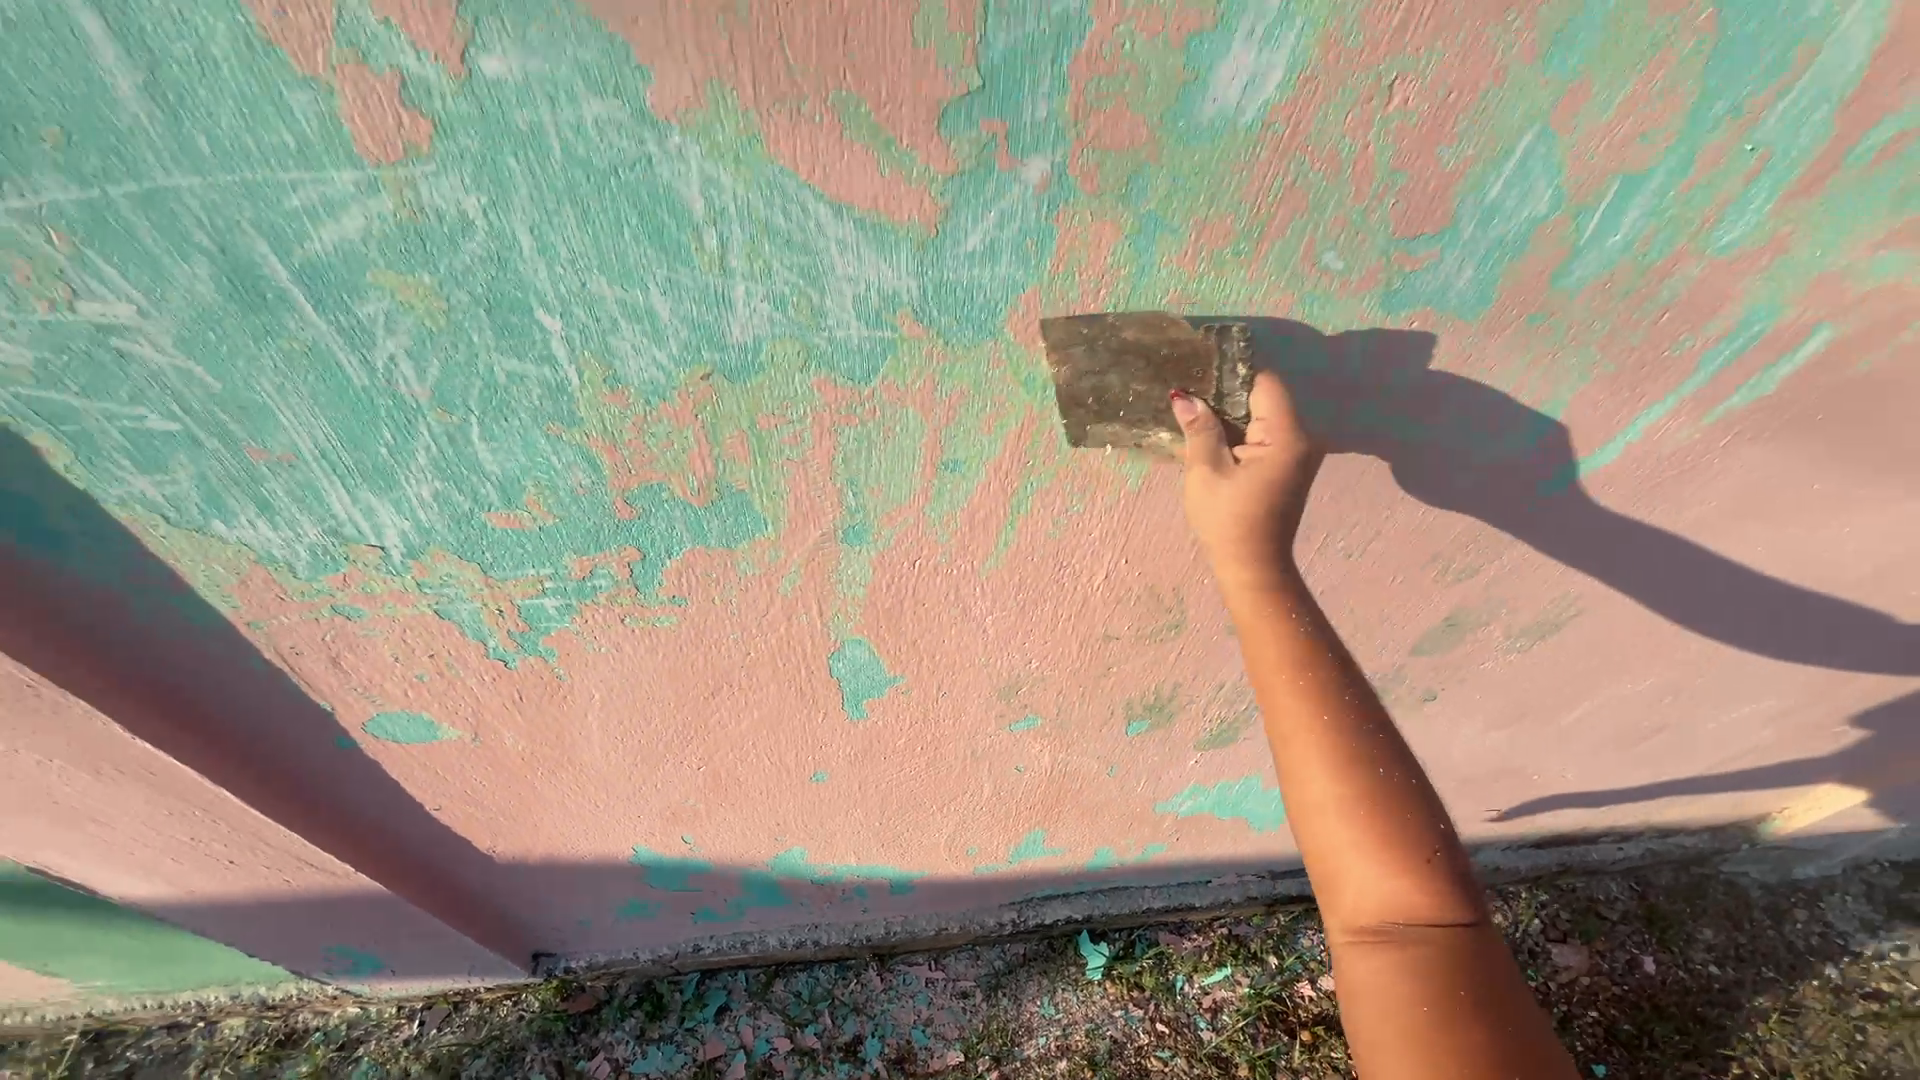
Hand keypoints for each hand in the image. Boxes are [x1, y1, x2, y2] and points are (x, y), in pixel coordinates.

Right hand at [1171, 372, 1322, 595]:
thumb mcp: (1206, 471)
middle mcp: (1303, 438)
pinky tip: (1213, 434)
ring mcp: (1300, 452)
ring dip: (1232, 414)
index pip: (1264, 383)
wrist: (1252, 566)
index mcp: (1288, 436)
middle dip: (1228, 395)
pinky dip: (1241, 432)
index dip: (1231, 375)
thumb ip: (1200, 428)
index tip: (1199, 371)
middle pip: (1265, 397)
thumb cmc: (1227, 520)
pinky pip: (1265, 434)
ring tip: (1195, 411)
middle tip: (1189, 392)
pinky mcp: (1290, 465)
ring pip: (1263, 415)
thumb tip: (1184, 396)